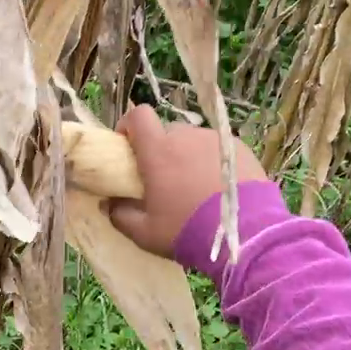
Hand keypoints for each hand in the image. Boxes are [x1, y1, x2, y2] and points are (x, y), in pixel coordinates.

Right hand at [106, 104, 266, 257]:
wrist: (242, 233)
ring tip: (192, 186)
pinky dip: (209, 162)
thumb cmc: (184, 231)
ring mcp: (215, 139)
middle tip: (161, 180)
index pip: (138, 116)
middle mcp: (186, 136)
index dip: (128, 126)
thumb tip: (108, 204)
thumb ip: (120, 215)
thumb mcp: (144, 233)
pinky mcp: (239, 148)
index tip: (127, 147)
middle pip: (166, 131)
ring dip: (185, 156)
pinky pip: (215, 148)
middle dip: (159, 150)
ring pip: (192, 140)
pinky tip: (214, 188)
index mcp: (158, 151)